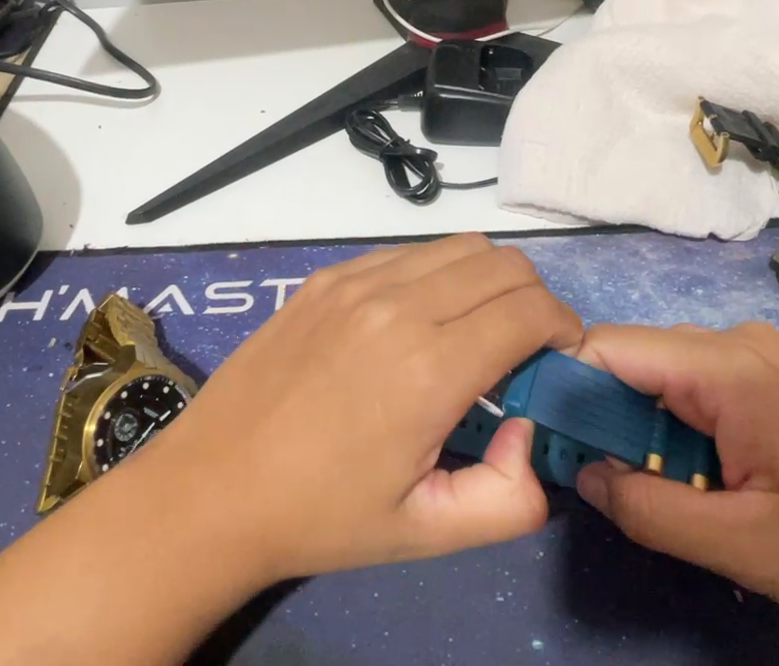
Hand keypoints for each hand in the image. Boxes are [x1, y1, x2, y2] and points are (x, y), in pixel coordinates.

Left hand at [126, 234, 582, 581]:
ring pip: (457, 247)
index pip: (531, 310)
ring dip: (486, 281)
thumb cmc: (322, 515)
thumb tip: (531, 433)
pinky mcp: (325, 278)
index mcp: (429, 368)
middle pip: (504, 264)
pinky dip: (434, 274)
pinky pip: (405, 253)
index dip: (564, 328)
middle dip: (533, 301)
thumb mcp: (427, 532)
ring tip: (471, 330)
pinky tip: (415, 321)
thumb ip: (509, 497)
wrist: (214, 489)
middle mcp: (397, 307)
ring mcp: (354, 283)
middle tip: (521, 349)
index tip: (558, 359)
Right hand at [570, 322, 778, 649]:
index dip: (562, 389)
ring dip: (642, 435)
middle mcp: (739, 345)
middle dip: (600, 418)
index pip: (605, 348)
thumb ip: (647, 508)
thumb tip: (580, 474)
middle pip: (633, 362)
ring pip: (665, 382)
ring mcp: (766, 364)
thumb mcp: (749, 548)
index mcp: (727, 367)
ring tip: (647, 497)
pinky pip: (703, 397)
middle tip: (591, 486)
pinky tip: (699, 488)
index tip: (539, 444)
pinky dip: (681, 438)